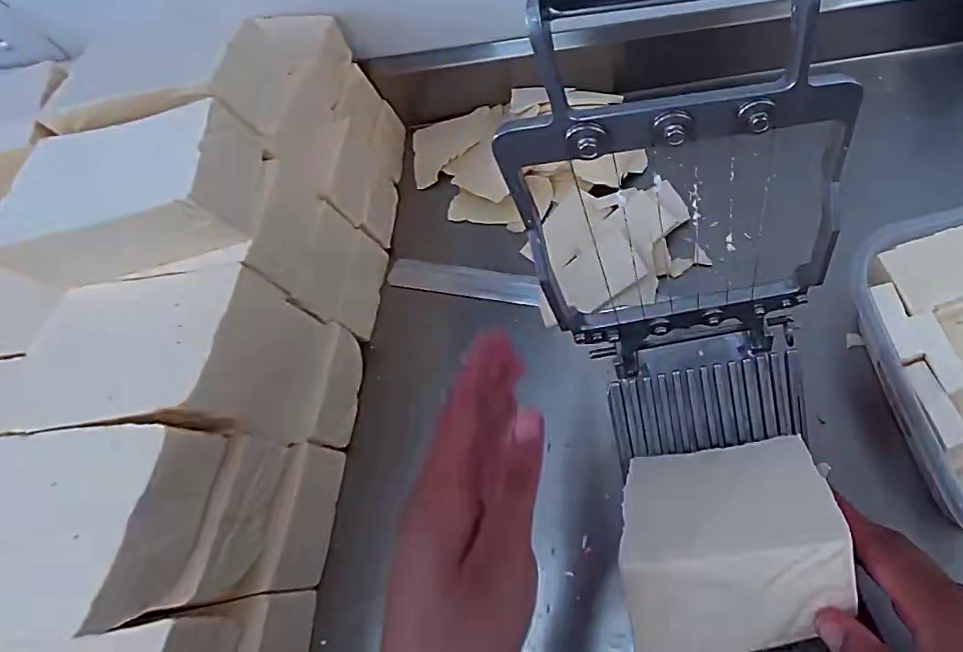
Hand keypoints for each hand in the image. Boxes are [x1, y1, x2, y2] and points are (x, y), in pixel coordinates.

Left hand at [383, 332, 545, 651]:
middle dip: (482, 383)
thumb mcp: (502, 557)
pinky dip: (484, 443)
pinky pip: (466, 471)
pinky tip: (497, 437)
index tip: (494, 339)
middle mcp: (434, 494)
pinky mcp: (443, 533)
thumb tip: (528, 416)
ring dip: (485, 408)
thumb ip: (516, 485)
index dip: (478, 374)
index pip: (461, 415)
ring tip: (506, 376)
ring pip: (463, 446)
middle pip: (460, 424)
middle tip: (506, 346)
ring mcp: (436, 515)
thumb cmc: (467, 630)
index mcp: (442, 491)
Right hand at [815, 496, 962, 651]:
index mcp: (940, 604)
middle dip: (865, 535)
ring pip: (919, 572)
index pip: (885, 546)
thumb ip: (864, 648)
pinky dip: (904, 585)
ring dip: (884, 561)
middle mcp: (960, 603)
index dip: (852, 519)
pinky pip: (935, 593)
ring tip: (851, 561)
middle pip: (902, 552)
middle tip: (832, 523)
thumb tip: (830, 620)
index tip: (827, 498)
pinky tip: (891, 605)